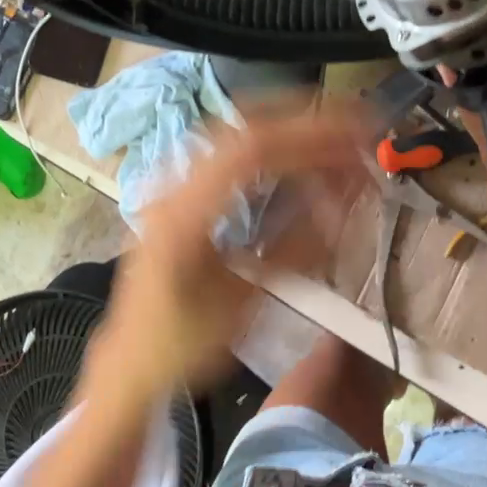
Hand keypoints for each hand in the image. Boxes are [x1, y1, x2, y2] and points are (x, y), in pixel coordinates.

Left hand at [88, 106, 367, 399]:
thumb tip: (341, 210)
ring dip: (290, 131)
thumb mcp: (242, 304)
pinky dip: (271, 149)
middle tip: (356, 130)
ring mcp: (173, 187)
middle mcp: (175, 185)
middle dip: (307, 122)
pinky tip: (298, 159)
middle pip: (245, 127)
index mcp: (185, 210)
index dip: (311, 136)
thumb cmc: (183, 344)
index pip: (254, 149)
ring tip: (337, 141)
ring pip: (237, 134)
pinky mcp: (179, 196)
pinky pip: (229, 154)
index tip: (357, 138)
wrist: (129, 364)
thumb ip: (292, 252)